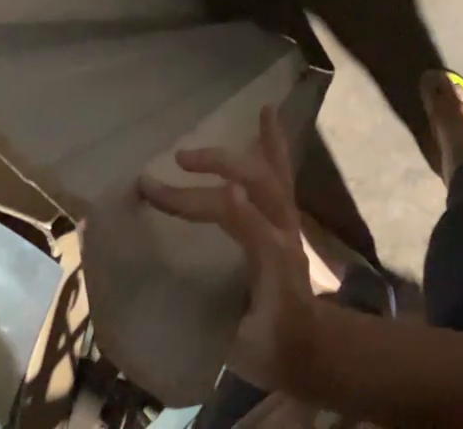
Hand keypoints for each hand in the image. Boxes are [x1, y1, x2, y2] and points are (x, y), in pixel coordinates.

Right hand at [138, 105, 318, 393]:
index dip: (190, 200)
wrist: (312, 352)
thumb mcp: (249, 339)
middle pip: (255, 182)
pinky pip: (281, 172)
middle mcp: (285, 232)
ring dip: (233, 151)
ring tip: (205, 133)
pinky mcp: (287, 217)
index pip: (233, 215)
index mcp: (273, 260)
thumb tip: (206, 258)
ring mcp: (289, 222)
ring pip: (269, 171)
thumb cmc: (273, 347)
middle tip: (173, 163)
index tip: (150, 190)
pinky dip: (272, 141)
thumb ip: (228, 304)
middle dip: (215, 164)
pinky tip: (266, 111)